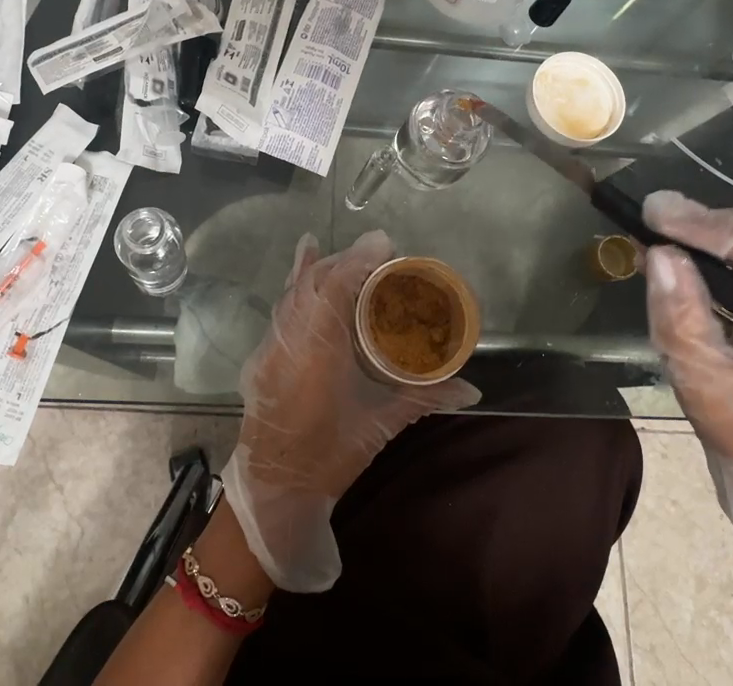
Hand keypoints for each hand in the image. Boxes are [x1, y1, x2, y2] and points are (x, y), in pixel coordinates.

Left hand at [221, 231, 478, 591]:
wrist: (272, 489)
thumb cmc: (328, 458)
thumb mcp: (379, 426)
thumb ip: (424, 400)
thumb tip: (471, 390)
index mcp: (318, 354)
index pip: (334, 290)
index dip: (357, 261)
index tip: (383, 243)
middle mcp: (290, 341)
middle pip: (313, 283)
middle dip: (344, 262)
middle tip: (378, 254)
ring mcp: (270, 347)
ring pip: (293, 293)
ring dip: (320, 269)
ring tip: (348, 253)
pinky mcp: (261, 356)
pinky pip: (280, 309)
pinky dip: (295, 283)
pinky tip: (303, 260)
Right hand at [641, 191, 732, 577]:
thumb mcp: (703, 382)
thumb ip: (682, 320)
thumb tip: (659, 254)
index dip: (716, 228)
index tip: (659, 215)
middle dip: (710, 223)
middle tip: (653, 213)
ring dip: (714, 230)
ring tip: (663, 227)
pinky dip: (720, 244)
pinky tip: (685, 244)